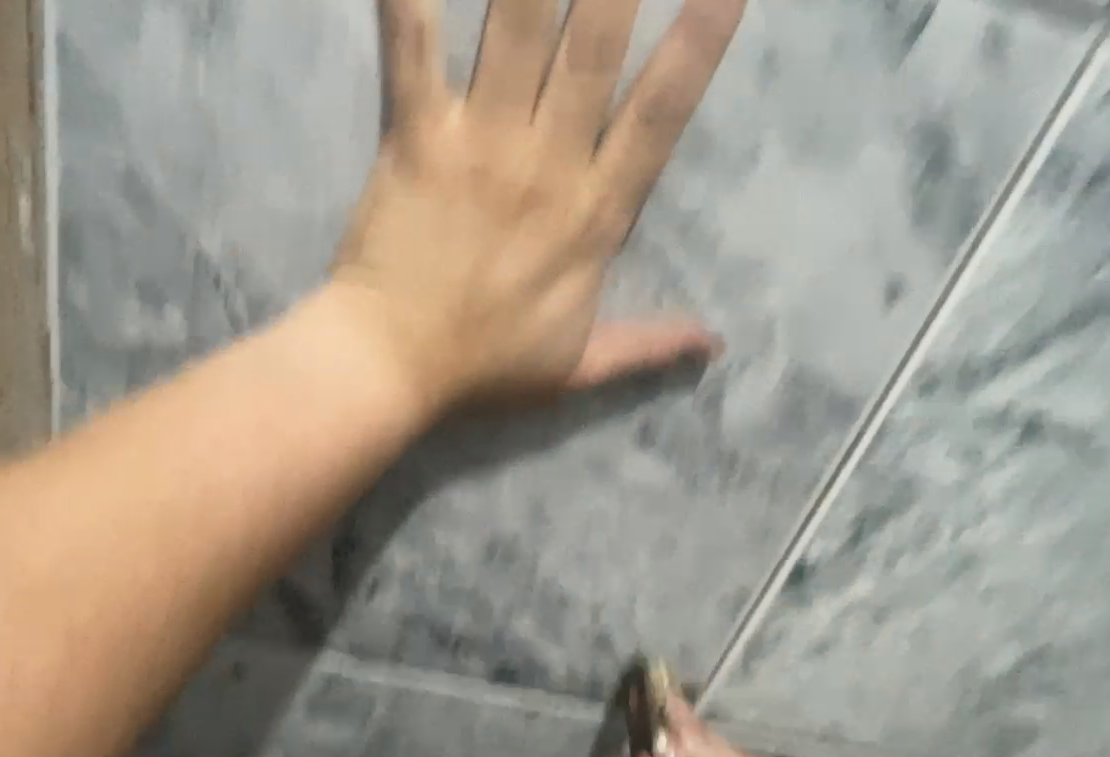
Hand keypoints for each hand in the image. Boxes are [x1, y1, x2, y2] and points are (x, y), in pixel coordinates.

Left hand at [331, 0, 745, 408]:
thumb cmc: (484, 368)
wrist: (394, 369)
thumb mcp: (579, 368)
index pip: (661, 116)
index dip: (699, 44)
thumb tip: (715, 343)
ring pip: (520, 24)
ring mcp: (481, 143)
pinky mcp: (416, 137)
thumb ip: (648, 345)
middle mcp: (548, 163)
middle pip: (598, 43)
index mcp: (594, 217)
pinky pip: (415, 46)